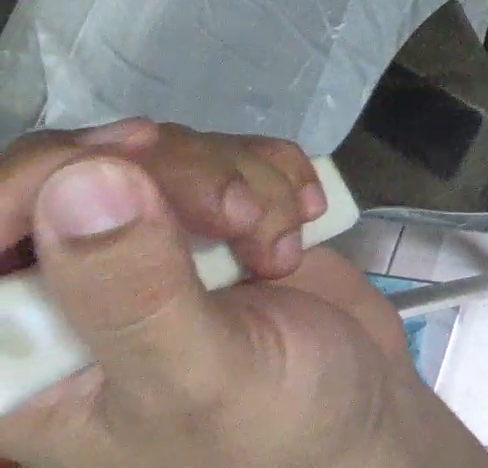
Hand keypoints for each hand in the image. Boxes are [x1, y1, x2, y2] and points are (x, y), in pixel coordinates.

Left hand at [0, 121, 475, 467]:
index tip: (137, 159)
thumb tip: (83, 180)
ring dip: (248, 184)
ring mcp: (151, 251)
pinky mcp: (220, 226)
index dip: (46, 177)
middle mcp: (70, 289)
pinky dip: (280, 176)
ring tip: (280, 248)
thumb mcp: (198, 374)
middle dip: (177, 173)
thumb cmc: (269, 424)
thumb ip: (135, 292)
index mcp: (16, 345)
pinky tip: (302, 223)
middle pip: (83, 170)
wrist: (363, 417)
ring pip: (169, 153)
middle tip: (238, 219)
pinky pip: (233, 156)